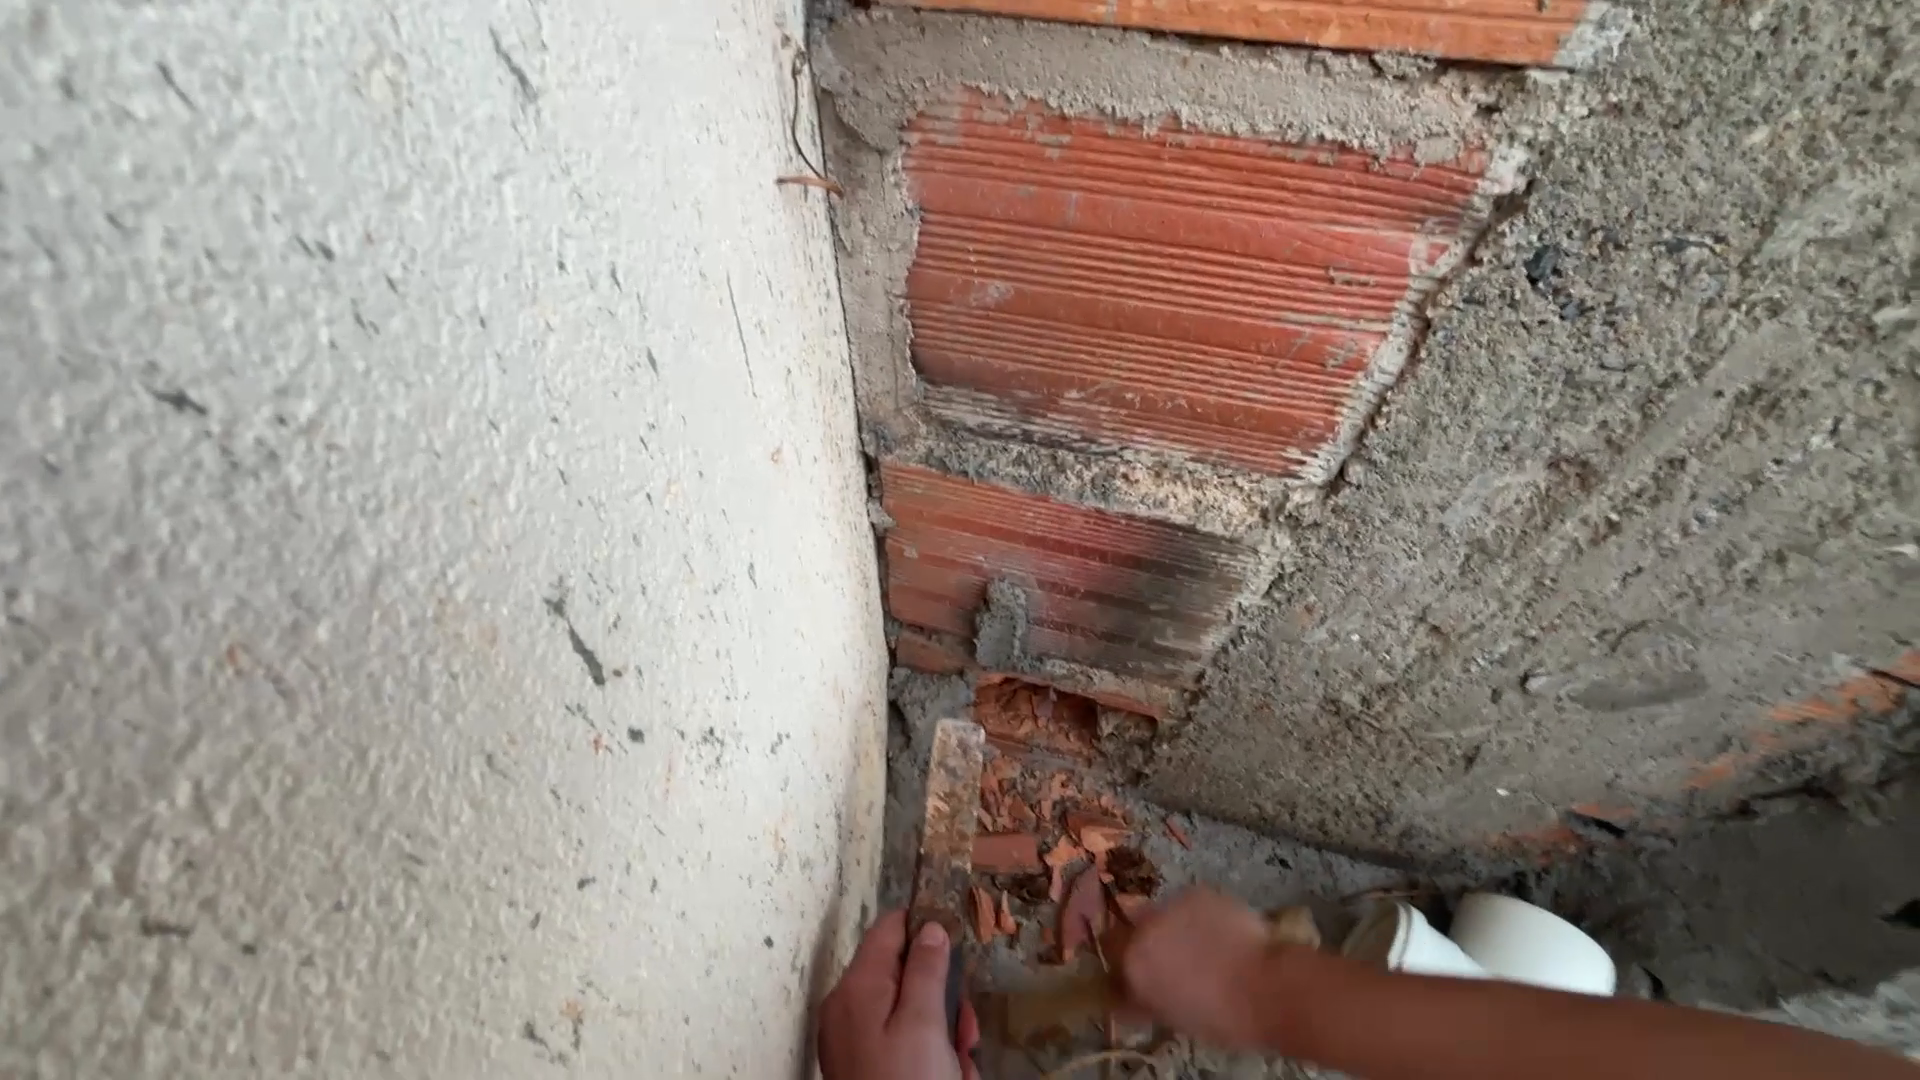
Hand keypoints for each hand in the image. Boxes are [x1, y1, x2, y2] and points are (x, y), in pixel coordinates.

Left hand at [817, 911, 979, 1079]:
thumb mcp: (924, 1024)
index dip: (926, 926)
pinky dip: (929, 1055)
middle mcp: (847, 1007)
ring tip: (961, 1066)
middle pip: (903, 974)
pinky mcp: (863, 1068)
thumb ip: (926, 968)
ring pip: (908, 1012)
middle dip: (942, 996)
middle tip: (966, 1029)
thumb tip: (930, 924)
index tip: (960, 944)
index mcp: (856, 987)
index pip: (889, 928)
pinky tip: (950, 1077)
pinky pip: (901, 1043)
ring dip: (943, 1032)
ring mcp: (852, 1041)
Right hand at [1121, 888, 1287, 1050]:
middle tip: (1176, 962)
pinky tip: (1221, 934)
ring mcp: (1172, 904)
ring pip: (1165, 914)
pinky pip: (1191, 905)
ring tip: (1204, 947)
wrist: (1266, 987)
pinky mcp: (1198, 891)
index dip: (1126, 966)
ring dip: (1175, 927)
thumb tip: (1129, 1001)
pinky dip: (1200, 917)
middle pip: (1136, 929)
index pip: (1113, 958)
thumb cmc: (1221, 1018)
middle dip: (1150, 943)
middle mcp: (1144, 927)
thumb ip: (1145, 1002)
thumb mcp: (1175, 1019)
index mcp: (1134, 963)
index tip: (1142, 975)